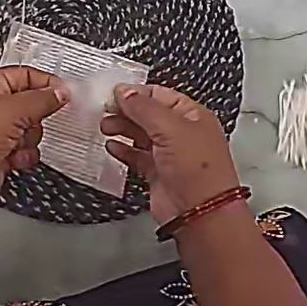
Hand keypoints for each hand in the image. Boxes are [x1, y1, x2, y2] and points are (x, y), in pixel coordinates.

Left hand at [0, 66, 70, 187]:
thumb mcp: (16, 108)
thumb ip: (43, 98)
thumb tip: (60, 93)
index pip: (25, 75)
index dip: (45, 83)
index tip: (63, 93)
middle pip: (29, 105)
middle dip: (35, 118)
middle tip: (30, 121)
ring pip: (29, 129)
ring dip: (29, 139)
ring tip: (16, 142)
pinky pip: (23, 149)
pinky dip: (23, 155)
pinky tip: (14, 157)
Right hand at [100, 84, 240, 224]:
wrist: (200, 213)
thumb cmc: (199, 170)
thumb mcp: (171, 128)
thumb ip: (144, 108)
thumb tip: (125, 91)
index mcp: (191, 115)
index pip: (159, 94)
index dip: (136, 93)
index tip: (114, 94)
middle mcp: (181, 132)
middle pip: (147, 114)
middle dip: (126, 111)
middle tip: (106, 110)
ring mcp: (169, 153)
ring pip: (140, 134)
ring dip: (122, 128)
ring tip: (106, 127)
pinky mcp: (158, 173)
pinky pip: (137, 156)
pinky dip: (124, 150)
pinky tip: (113, 146)